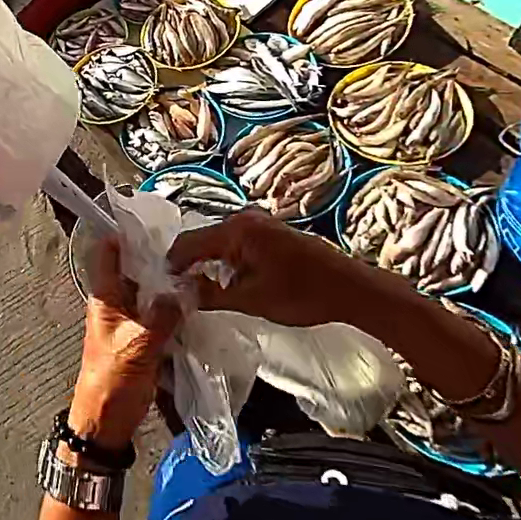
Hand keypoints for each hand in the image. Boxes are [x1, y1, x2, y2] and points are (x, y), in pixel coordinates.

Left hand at [69, 237, 179, 446]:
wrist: (106, 418)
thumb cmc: (113, 379)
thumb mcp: (140, 345)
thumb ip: (163, 315)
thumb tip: (184, 289)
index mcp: (104, 297)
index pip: (109, 253)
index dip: (125, 235)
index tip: (153, 224)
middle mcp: (115, 303)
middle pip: (134, 271)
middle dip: (157, 260)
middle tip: (191, 250)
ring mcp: (129, 320)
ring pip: (149, 292)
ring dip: (168, 285)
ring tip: (199, 272)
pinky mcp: (142, 337)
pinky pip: (158, 314)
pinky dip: (173, 308)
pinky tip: (196, 304)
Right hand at [166, 208, 408, 328]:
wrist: (355, 290)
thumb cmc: (304, 295)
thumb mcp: (251, 300)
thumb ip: (209, 294)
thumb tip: (179, 293)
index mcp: (235, 230)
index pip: (187, 243)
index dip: (172, 265)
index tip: (165, 286)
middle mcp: (243, 219)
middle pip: (201, 239)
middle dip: (189, 264)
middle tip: (181, 289)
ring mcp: (258, 222)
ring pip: (217, 241)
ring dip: (208, 262)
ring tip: (203, 288)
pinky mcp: (270, 231)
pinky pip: (234, 241)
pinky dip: (225, 259)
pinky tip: (228, 279)